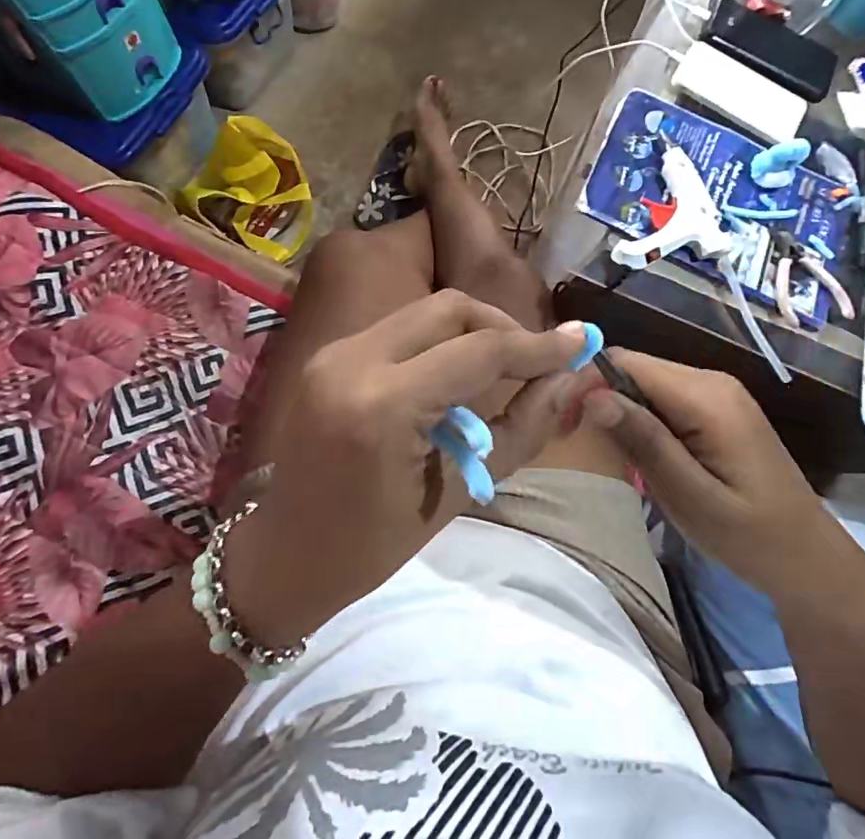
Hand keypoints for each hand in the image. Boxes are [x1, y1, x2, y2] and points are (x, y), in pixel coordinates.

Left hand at [224, 290, 587, 640]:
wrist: (283, 556)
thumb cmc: (372, 545)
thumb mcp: (457, 492)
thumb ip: (522, 427)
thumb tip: (571, 379)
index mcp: (382, 405)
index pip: (479, 351)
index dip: (538, 345)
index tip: (582, 342)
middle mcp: (352, 360)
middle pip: (450, 309)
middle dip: (503, 327)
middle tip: (536, 361)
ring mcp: (333, 352)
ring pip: (424, 313)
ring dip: (471, 332)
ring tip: (500, 372)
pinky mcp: (327, 354)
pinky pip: (400, 330)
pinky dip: (438, 343)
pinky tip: (453, 378)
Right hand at [577, 349, 827, 593]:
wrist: (807, 557)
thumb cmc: (749, 536)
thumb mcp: (690, 496)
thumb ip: (644, 441)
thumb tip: (591, 394)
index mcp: (707, 397)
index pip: (627, 363)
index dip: (586, 382)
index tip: (560, 421)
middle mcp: (712, 381)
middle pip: (635, 367)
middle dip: (598, 395)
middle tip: (573, 438)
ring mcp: (718, 392)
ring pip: (646, 382)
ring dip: (618, 408)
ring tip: (605, 450)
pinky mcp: (717, 408)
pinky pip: (664, 398)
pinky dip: (641, 418)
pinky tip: (638, 451)